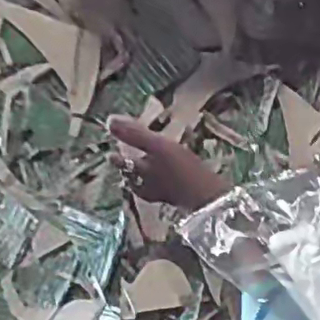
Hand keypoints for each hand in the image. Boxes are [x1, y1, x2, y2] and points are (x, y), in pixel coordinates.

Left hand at [107, 117, 233, 211]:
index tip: (111, 155)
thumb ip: (135, 135)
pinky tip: (168, 187)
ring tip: (140, 181)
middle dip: (130, 174)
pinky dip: (163, 188)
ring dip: (144, 184)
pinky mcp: (183, 198)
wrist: (210, 198)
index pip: (125, 163)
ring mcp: (167, 194)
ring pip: (150, 189)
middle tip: (124, 170)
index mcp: (144, 172)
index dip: (118, 159)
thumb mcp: (158, 146)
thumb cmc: (184, 171)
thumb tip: (108, 121)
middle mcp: (152, 185)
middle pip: (136, 180)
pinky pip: (167, 192)